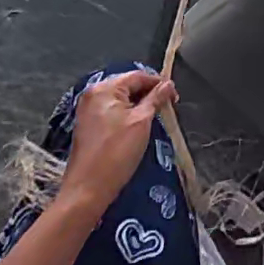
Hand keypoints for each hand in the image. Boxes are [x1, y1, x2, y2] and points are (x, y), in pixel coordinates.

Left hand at [60, 71, 174, 215]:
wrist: (88, 189)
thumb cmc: (117, 152)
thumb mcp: (142, 122)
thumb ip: (156, 99)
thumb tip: (168, 84)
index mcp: (105, 89)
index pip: (138, 75)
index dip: (159, 83)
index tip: (175, 97)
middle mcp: (93, 94)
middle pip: (128, 85)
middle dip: (149, 93)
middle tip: (168, 107)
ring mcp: (88, 109)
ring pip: (121, 98)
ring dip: (140, 104)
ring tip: (157, 116)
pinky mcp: (88, 124)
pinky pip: (113, 110)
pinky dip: (127, 113)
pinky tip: (139, 125)